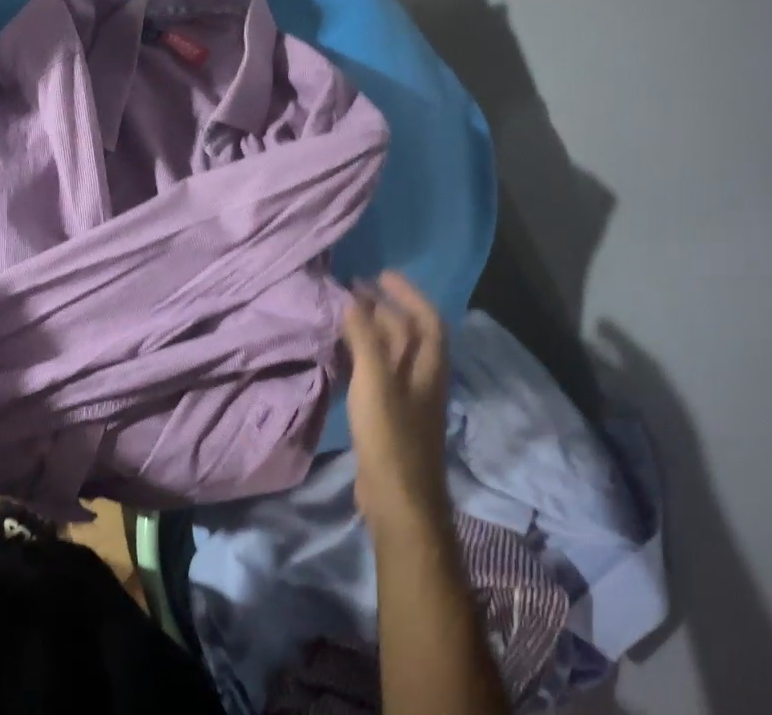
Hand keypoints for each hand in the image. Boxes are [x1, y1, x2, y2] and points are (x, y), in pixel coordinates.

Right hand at [343, 272, 451, 539]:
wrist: (398, 496)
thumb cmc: (390, 436)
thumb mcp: (375, 383)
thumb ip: (366, 341)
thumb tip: (354, 301)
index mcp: (428, 368)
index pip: (426, 320)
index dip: (407, 294)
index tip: (380, 274)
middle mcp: (423, 379)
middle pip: (410, 335)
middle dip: (386, 309)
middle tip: (354, 290)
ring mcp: (408, 399)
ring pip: (395, 354)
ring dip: (374, 331)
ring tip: (345, 315)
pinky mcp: (391, 416)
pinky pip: (380, 373)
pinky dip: (364, 355)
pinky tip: (343, 356)